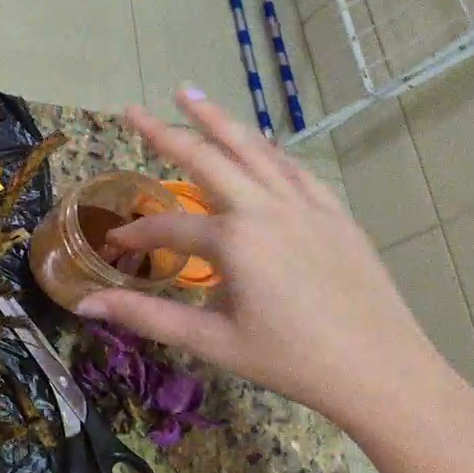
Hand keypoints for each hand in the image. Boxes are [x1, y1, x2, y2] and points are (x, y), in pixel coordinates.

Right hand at [75, 89, 446, 426]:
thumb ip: (145, 315)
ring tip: (188, 93)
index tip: (114, 246)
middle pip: (205, 159)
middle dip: (164, 132)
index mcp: (235, 241)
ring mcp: (306, 209)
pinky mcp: (336, 217)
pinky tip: (254, 140)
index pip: (168, 227)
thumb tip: (85, 304)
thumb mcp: (212, 342)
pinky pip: (294, 170)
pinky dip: (267, 149)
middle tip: (132, 110)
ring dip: (217, 120)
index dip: (136, 235)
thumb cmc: (293, 362)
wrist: (388, 380)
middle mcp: (266, 211)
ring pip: (253, 150)